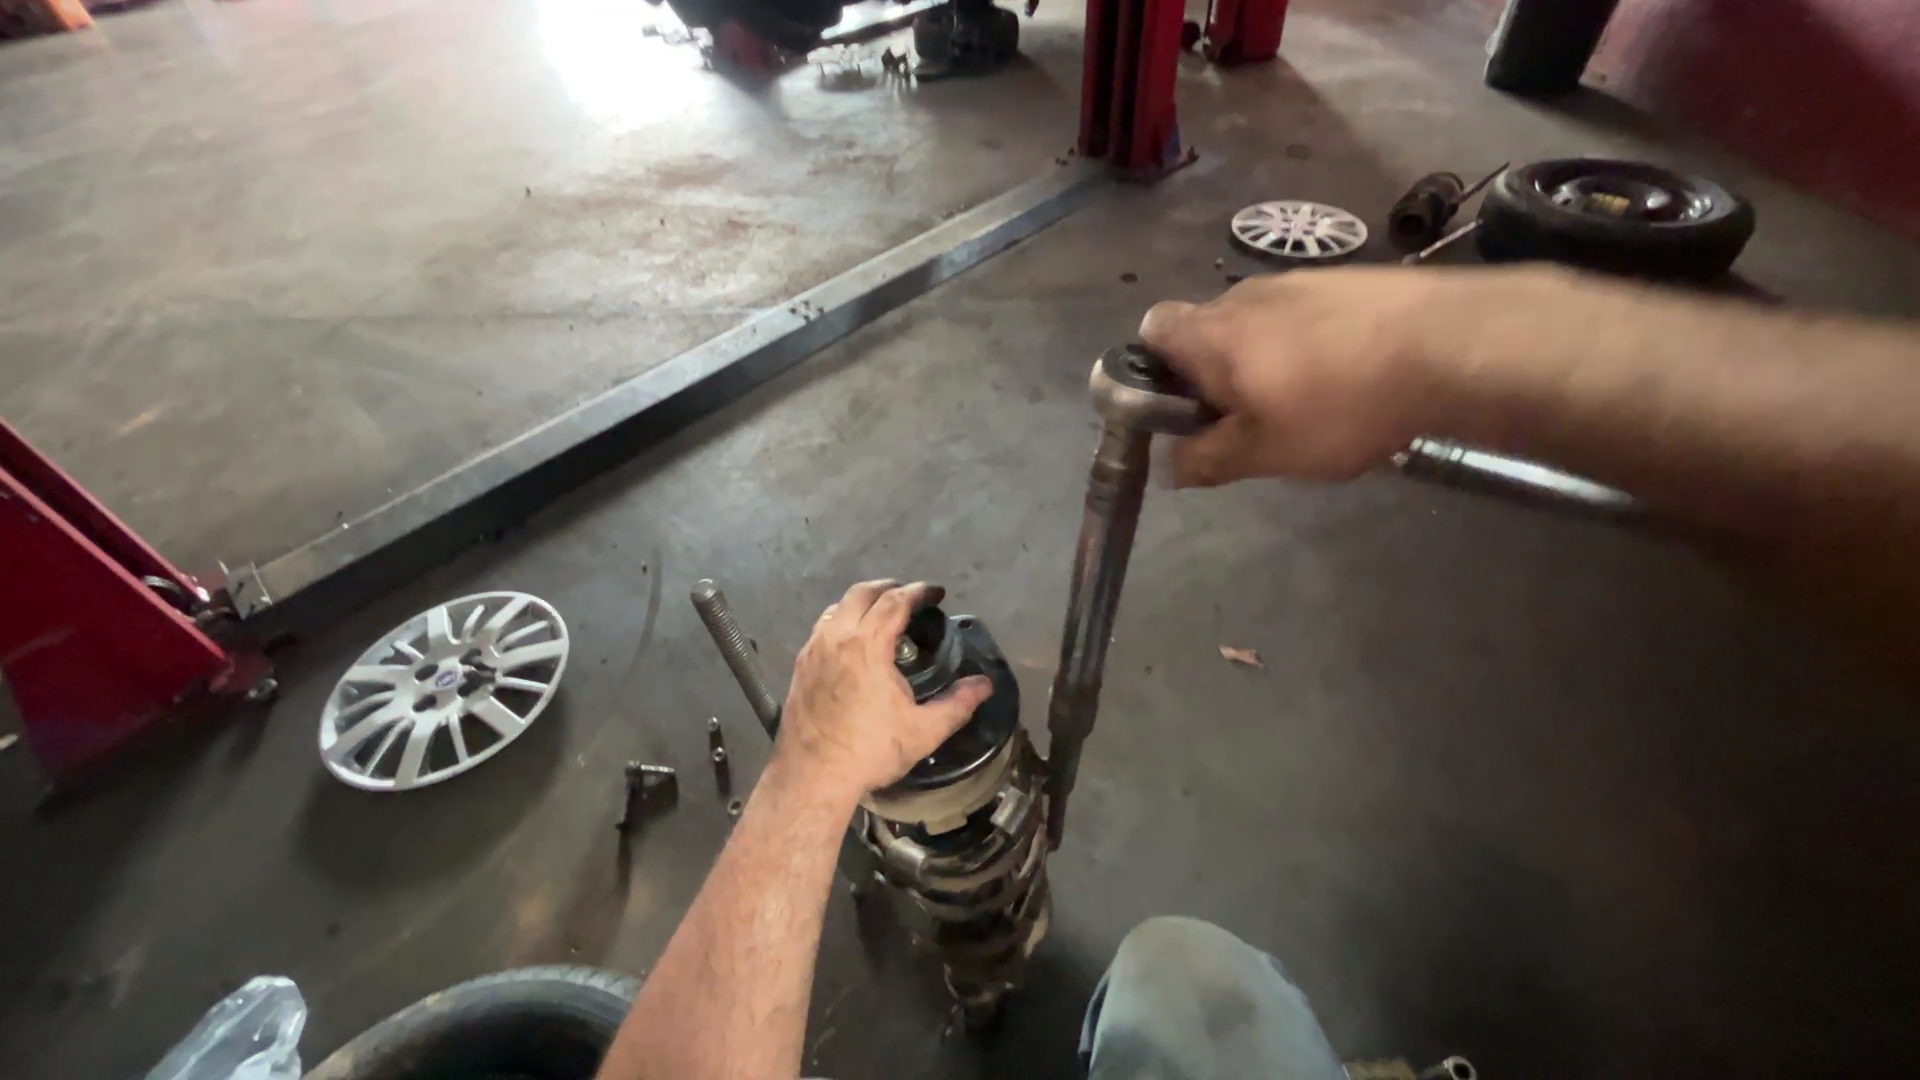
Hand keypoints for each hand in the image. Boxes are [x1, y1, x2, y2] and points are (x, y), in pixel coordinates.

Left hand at [775, 580, 993, 801]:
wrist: (812, 777)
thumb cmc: (869, 751)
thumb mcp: (923, 731)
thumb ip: (957, 704)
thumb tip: (984, 685)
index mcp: (866, 646)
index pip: (895, 602)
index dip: (919, 592)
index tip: (936, 593)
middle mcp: (836, 638)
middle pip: (862, 593)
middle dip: (889, 588)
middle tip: (910, 597)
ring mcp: (812, 650)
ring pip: (838, 607)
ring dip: (862, 602)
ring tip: (881, 615)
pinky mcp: (800, 666)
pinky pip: (822, 627)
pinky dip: (842, 620)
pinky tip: (852, 642)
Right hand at [1139, 267, 1455, 486]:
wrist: (1454, 344)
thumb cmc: (1337, 404)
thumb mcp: (1263, 452)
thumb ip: (1206, 459)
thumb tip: (1170, 466)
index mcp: (1212, 333)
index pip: (1152, 329)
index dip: (1154, 368)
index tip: (1183, 406)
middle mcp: (1246, 295)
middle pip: (1207, 330)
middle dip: (1215, 372)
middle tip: (1248, 418)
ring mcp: (1302, 280)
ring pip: (1260, 324)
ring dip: (1265, 359)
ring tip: (1308, 401)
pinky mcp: (1350, 280)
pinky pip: (1307, 315)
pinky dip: (1311, 344)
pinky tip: (1350, 377)